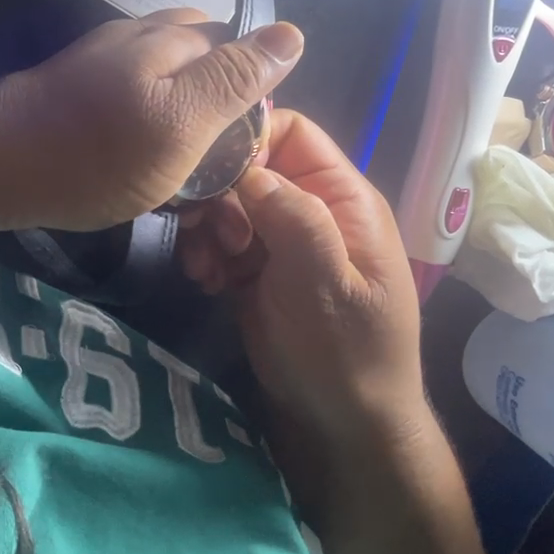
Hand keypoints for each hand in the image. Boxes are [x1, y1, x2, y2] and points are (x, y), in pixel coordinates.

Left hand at [0, 11, 302, 233]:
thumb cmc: (95, 154)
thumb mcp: (180, 123)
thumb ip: (234, 78)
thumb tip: (292, 31)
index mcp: (172, 39)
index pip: (242, 52)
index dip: (252, 101)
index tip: (243, 154)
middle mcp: (141, 37)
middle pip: (205, 66)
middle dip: (218, 114)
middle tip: (213, 173)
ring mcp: (107, 61)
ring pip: (170, 86)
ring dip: (183, 127)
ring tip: (180, 179)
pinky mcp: (84, 88)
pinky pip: (136, 100)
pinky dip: (148, 130)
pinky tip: (142, 166)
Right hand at [178, 109, 426, 449]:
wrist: (342, 421)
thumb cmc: (348, 353)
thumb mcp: (327, 287)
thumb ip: (296, 221)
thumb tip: (251, 169)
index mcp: (342, 199)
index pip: (292, 132)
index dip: (248, 141)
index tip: (211, 175)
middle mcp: (311, 208)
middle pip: (249, 166)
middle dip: (219, 196)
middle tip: (210, 237)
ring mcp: (282, 238)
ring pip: (226, 202)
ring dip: (206, 230)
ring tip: (204, 269)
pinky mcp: (256, 265)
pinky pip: (219, 239)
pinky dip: (206, 255)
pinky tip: (206, 282)